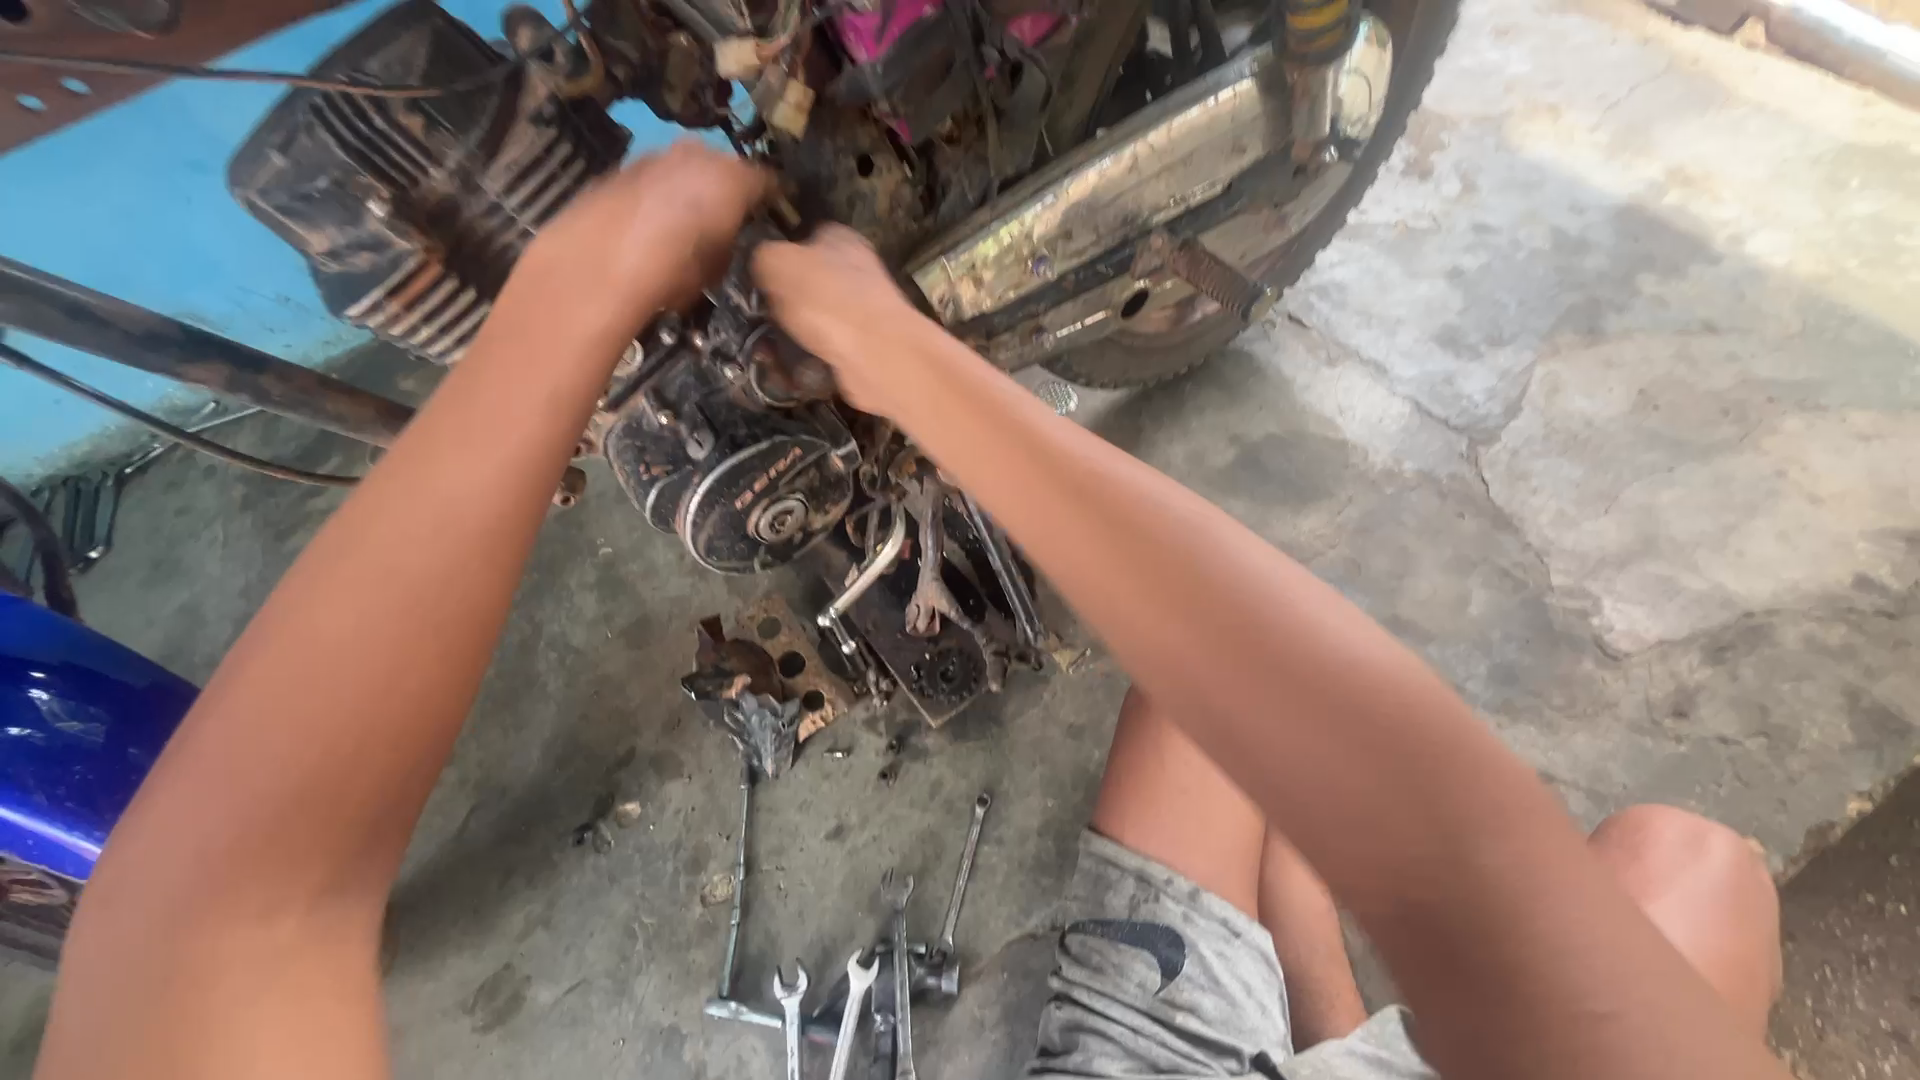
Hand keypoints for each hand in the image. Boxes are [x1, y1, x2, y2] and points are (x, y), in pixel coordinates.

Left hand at [516, 140, 769, 327]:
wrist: (601, 260)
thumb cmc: (676, 269)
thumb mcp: (719, 268)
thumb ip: (731, 245)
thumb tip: (728, 241)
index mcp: (734, 177)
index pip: (767, 182)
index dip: (770, 201)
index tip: (769, 218)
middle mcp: (699, 154)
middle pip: (724, 167)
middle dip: (727, 190)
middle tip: (727, 221)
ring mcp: (658, 155)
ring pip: (687, 169)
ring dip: (690, 189)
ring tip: (687, 224)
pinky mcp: (623, 166)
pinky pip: (655, 178)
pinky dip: (659, 194)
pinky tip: (653, 223)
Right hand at [753, 224, 935, 416]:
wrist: (877, 355)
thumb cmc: (828, 299)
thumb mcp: (779, 263)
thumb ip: (763, 256)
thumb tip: (761, 264)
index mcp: (840, 240)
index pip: (804, 238)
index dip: (778, 257)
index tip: (757, 277)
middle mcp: (855, 273)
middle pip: (806, 284)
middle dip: (780, 303)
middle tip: (757, 316)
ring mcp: (860, 313)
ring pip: (811, 321)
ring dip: (788, 335)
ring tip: (766, 347)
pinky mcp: (861, 349)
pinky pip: (821, 352)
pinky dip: (804, 360)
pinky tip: (787, 367)